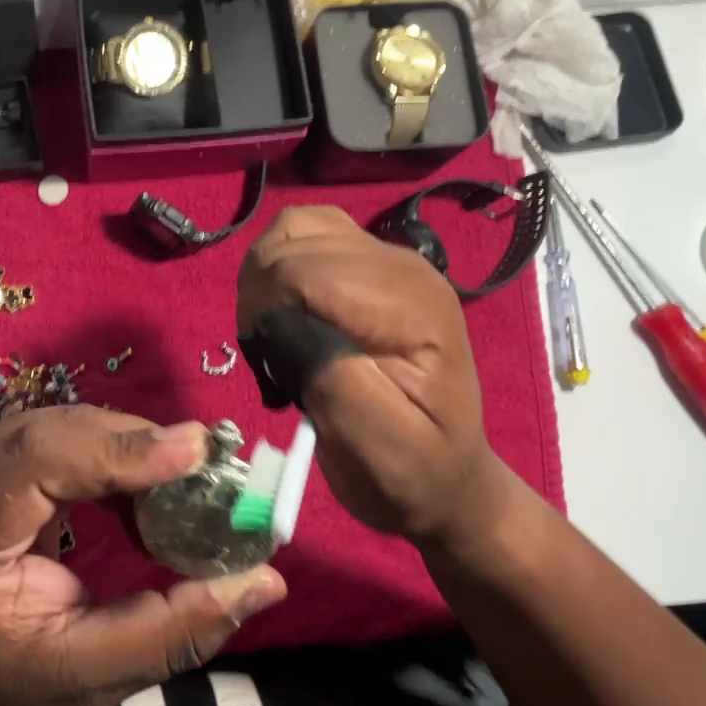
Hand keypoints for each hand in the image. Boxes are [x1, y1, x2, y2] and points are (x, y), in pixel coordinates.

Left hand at [0, 406, 287, 705]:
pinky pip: (68, 436)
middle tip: (217, 483)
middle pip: (57, 431)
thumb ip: (170, 632)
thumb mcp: (86, 678)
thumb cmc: (1, 686)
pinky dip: (120, 460)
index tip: (196, 455)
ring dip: (136, 453)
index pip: (33, 459)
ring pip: (69, 424)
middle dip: (142, 449)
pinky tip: (149, 501)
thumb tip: (264, 580)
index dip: (117, 449)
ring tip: (190, 500)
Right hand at [238, 206, 515, 548]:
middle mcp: (401, 265)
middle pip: (292, 244)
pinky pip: (305, 234)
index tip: (269, 368)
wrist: (443, 478)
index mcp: (410, 306)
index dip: (265, 312)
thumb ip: (333, 378)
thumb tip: (278, 321)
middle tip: (270, 360)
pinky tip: (284, 308)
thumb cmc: (409, 470)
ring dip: (265, 276)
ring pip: (293, 228)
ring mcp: (386, 257)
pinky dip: (278, 264)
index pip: (304, 270)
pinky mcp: (367, 261)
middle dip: (261, 298)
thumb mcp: (375, 445)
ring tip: (272, 330)